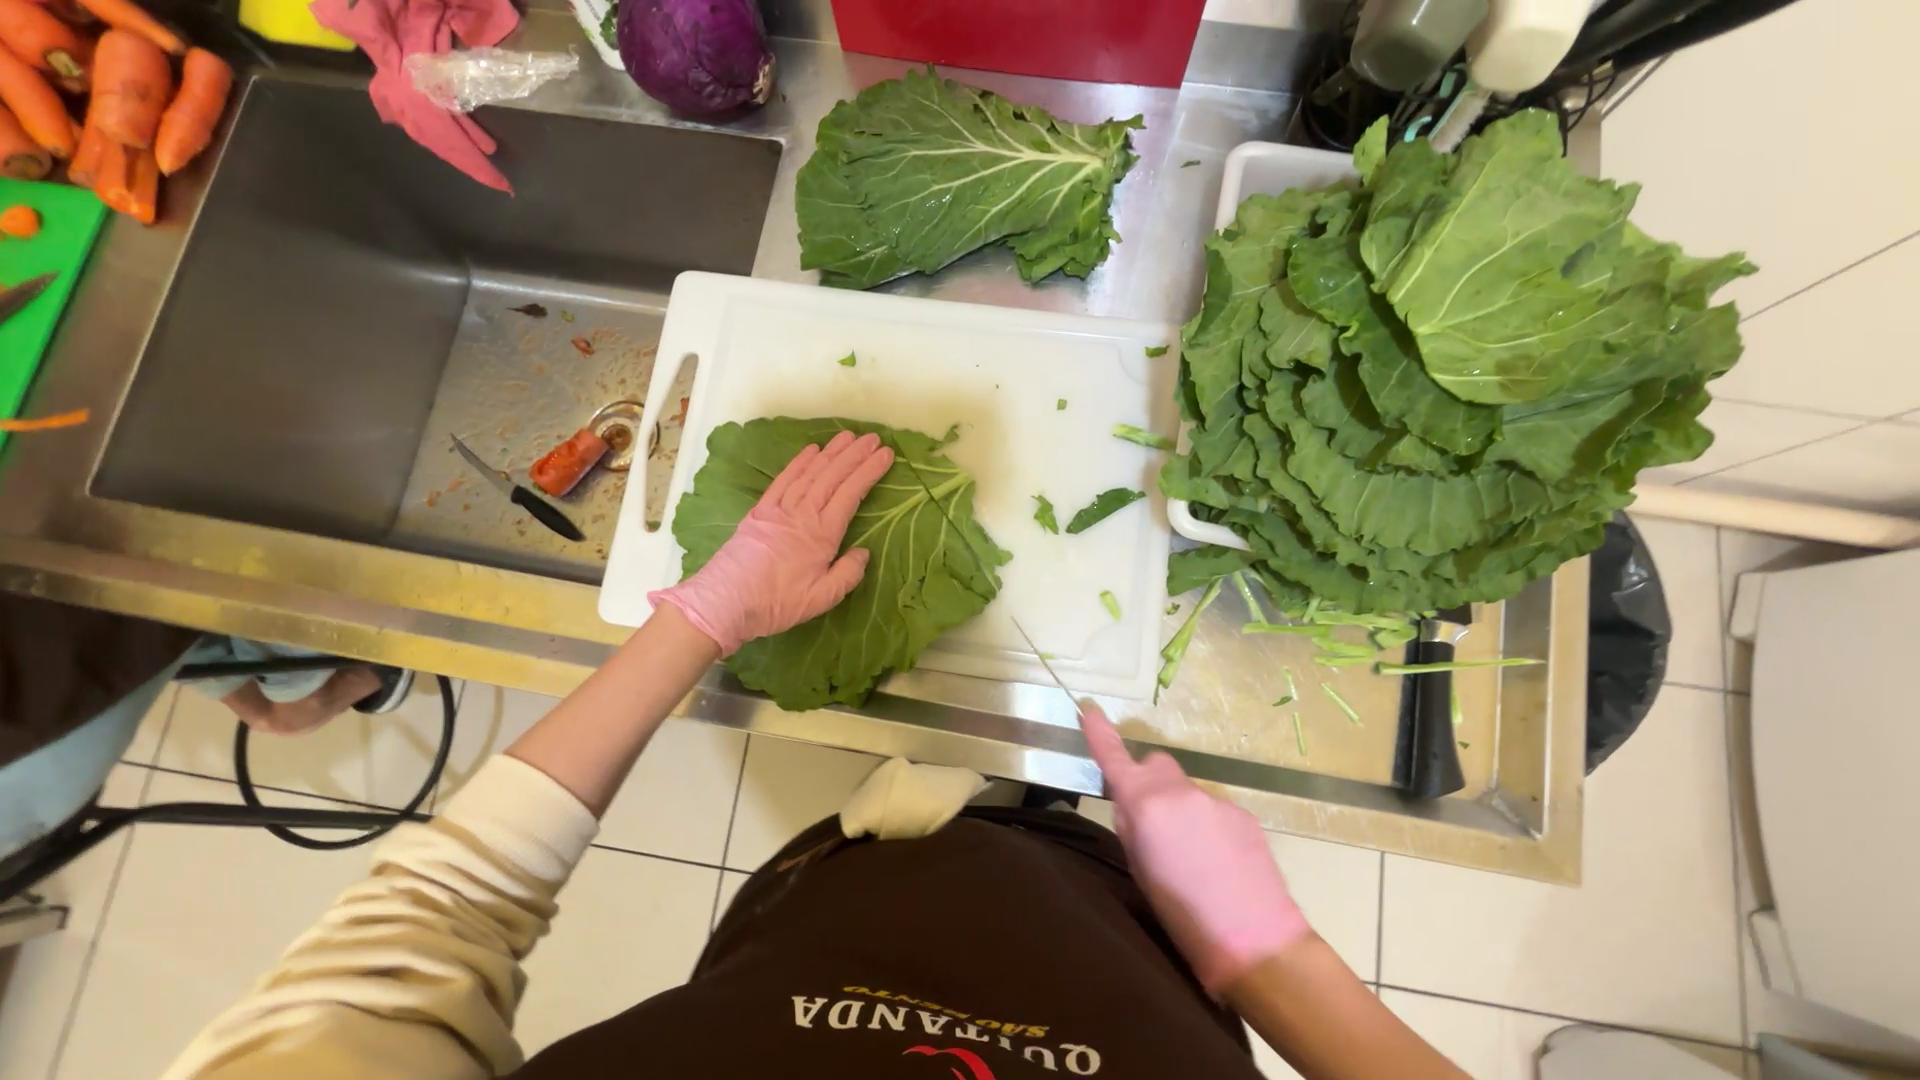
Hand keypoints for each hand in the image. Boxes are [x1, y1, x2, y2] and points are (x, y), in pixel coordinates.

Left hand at [650, 431, 893, 655]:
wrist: (726, 600)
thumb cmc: (777, 602)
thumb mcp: (822, 598)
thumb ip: (848, 574)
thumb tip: (863, 552)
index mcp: (823, 533)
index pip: (852, 493)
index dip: (869, 471)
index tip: (886, 455)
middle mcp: (803, 513)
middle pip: (833, 476)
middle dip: (855, 455)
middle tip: (873, 438)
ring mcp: (780, 508)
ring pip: (811, 472)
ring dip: (831, 452)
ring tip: (848, 437)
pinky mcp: (761, 511)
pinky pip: (784, 479)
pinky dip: (799, 462)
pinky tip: (811, 451)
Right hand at [1079, 703, 1311, 994]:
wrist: (1253, 940)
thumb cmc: (1181, 913)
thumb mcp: (1139, 869)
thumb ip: (1131, 827)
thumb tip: (1130, 804)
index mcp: (1146, 805)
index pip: (1115, 759)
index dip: (1100, 734)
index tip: (1089, 710)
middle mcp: (1180, 792)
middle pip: (1156, 766)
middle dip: (1148, 782)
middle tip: (1149, 821)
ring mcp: (1216, 800)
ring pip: (1186, 792)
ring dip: (1180, 810)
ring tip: (1191, 857)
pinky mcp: (1243, 814)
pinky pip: (1213, 811)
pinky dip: (1208, 827)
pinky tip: (1218, 863)